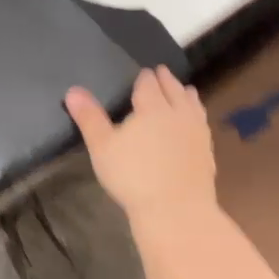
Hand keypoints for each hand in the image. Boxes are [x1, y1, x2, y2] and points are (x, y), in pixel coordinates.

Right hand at [65, 66, 217, 220]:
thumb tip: (73, 90)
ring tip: (186, 90)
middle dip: (167, 80)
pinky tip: (195, 122)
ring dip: (187, 95)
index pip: (148, 86)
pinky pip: (201, 124)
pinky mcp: (205, 152)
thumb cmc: (132, 174)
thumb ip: (89, 117)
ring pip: (193, 107)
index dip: (145, 77)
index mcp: (152, 109)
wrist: (176, 208)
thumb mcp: (101, 145)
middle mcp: (178, 115)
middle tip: (163, 71)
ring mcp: (196, 134)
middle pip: (174, 92)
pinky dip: (197, 115)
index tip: (144, 70)